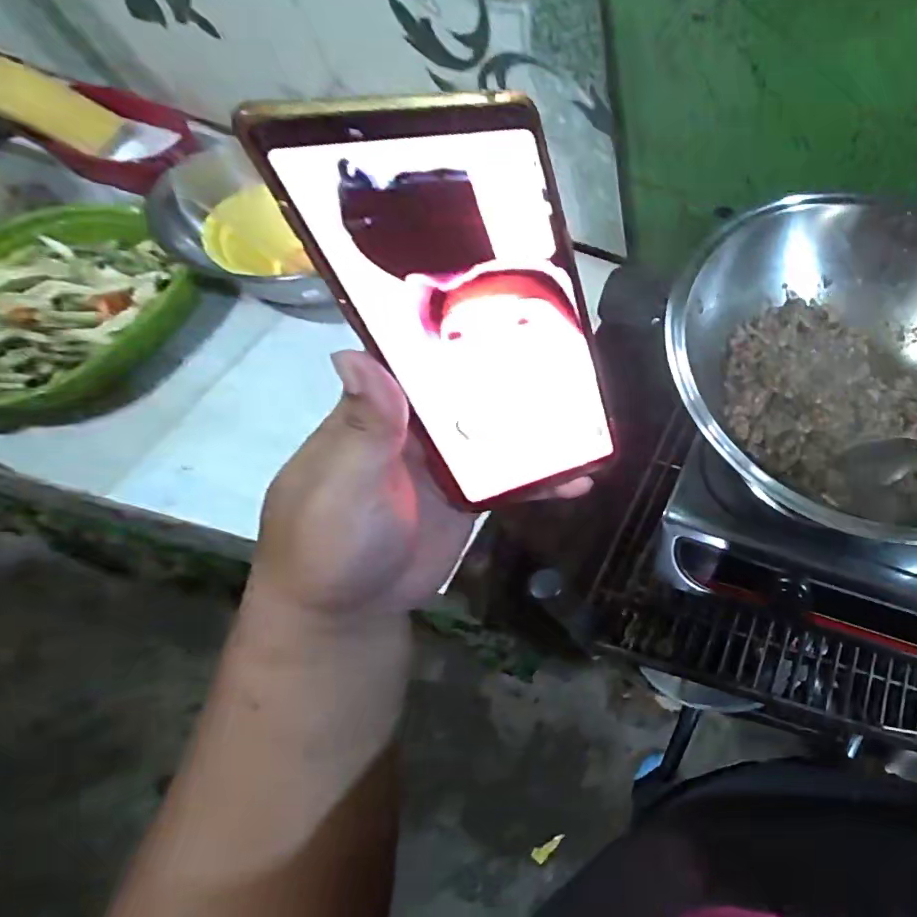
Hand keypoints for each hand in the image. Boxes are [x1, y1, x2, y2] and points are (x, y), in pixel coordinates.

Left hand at [247, 350, 587, 622]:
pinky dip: (540, 481)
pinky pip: (509, 482)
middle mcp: (415, 431)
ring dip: (536, 429)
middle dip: (512, 377)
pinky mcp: (468, 500)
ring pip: (496, 434)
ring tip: (588, 419)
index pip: (416, 361)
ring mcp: (445, 466)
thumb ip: (362, 426)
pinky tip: (577, 481)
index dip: (451, 334)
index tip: (498, 305)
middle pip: (468, 393)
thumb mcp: (342, 483)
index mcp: (378, 414)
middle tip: (567, 356)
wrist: (346, 610)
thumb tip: (353, 353)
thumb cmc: (328, 542)